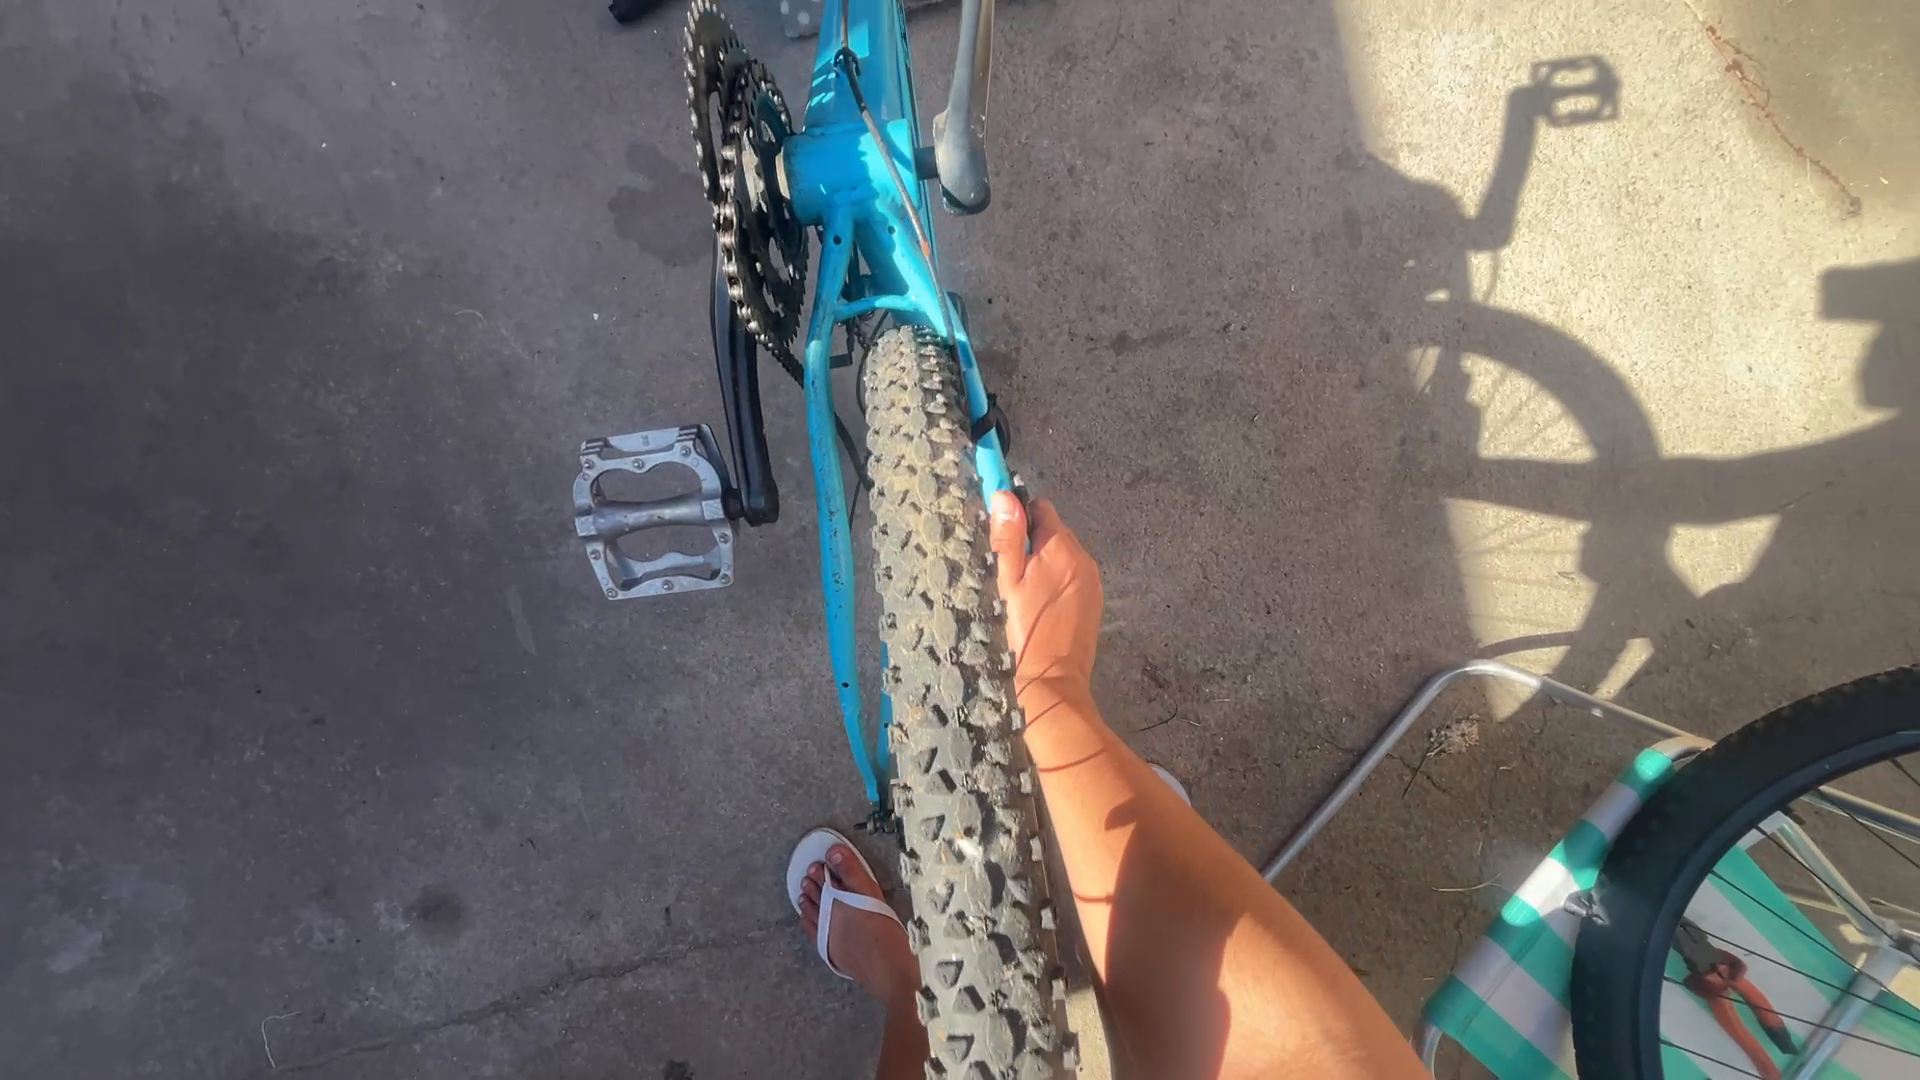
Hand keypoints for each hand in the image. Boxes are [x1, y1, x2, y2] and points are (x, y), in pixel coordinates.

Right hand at [988, 492, 1102, 702]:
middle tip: (1012, 571)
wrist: (1054, 677)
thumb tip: (1004, 495)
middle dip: (1032, 541)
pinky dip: (1058, 578)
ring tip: (1026, 591)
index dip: (1019, 517)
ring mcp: (1093, 579)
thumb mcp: (1008, 581)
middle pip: (1053, 530)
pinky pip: (1073, 573)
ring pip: (1064, 552)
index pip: (1041, 508)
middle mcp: (1083, 557)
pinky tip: (1043, 602)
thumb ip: (1009, 537)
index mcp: (1061, 548)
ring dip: (1046, 560)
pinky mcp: (1095, 598)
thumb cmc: (1025, 629)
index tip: (1004, 535)